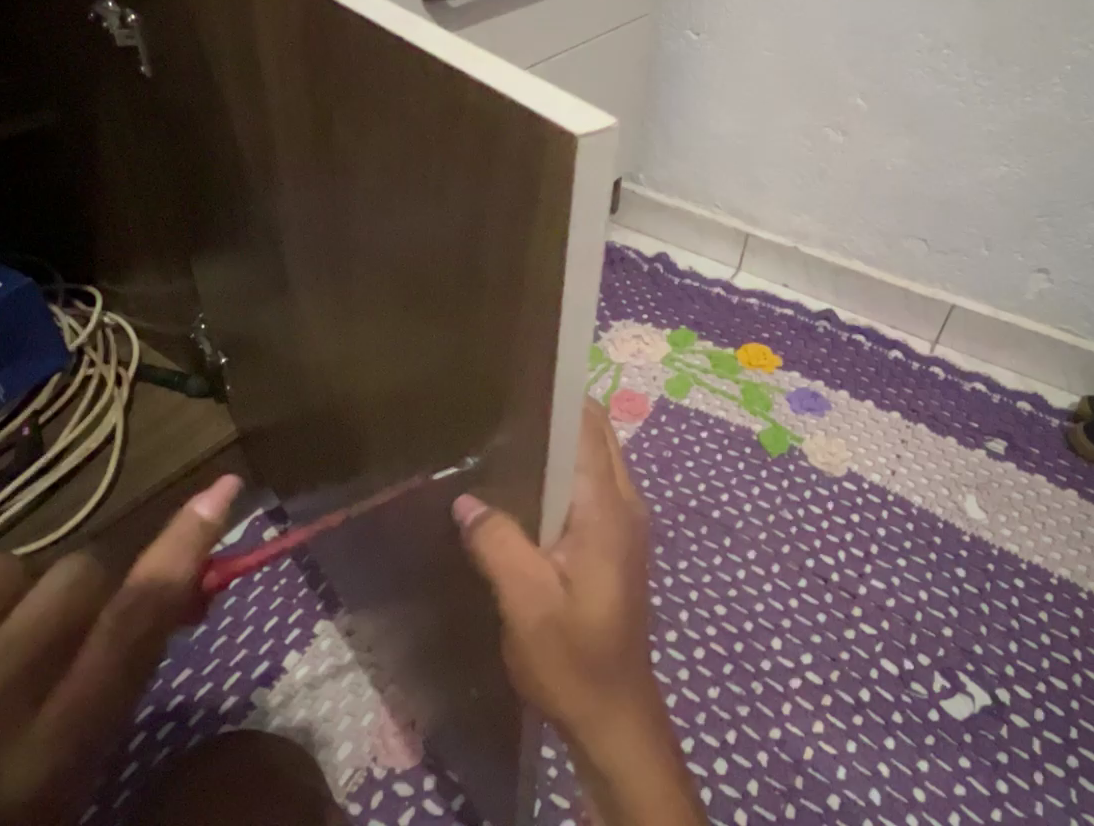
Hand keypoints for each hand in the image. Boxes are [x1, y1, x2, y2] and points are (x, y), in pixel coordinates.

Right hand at [454, 399, 702, 825]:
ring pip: (595, 465)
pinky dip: (563, 479)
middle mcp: (626, 506)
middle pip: (596, 439)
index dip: (559, 398)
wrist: (615, 714)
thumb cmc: (572, 658)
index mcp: (608, 510)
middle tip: (500, 412)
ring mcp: (626, 527)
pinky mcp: (618, 546)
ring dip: (558, 450)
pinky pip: (592, 492)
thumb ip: (497, 542)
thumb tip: (466, 499)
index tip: (517, 380)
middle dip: (555, 418)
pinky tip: (523, 493)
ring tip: (504, 443)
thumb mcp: (525, 601)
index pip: (589, 430)